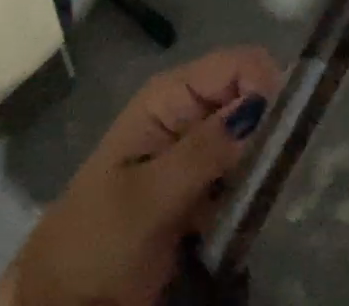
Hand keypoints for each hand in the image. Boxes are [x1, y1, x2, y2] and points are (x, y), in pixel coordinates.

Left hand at [0, 47, 282, 305]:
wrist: (67, 297)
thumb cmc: (98, 240)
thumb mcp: (147, 198)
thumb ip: (202, 153)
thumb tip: (259, 110)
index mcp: (170, 96)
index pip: (239, 64)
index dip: (268, 90)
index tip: (282, 138)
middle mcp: (190, 111)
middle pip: (254, 96)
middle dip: (273, 128)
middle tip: (279, 174)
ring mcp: (200, 149)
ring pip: (257, 135)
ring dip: (269, 161)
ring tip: (270, 195)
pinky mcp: (208, 184)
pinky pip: (250, 169)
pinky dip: (260, 186)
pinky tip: (259, 207)